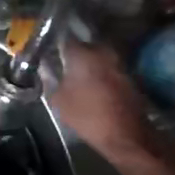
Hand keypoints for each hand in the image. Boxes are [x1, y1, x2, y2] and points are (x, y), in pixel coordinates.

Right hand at [50, 38, 158, 163]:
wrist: (125, 134)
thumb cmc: (87, 116)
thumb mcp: (59, 101)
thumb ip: (51, 80)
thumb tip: (46, 68)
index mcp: (82, 54)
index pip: (66, 40)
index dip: (57, 46)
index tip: (51, 54)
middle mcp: (102, 52)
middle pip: (85, 46)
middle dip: (76, 54)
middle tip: (65, 65)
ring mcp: (118, 63)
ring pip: (99, 57)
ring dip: (91, 64)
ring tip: (80, 77)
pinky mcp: (129, 76)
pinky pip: (110, 69)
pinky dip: (102, 74)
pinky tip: (95, 86)